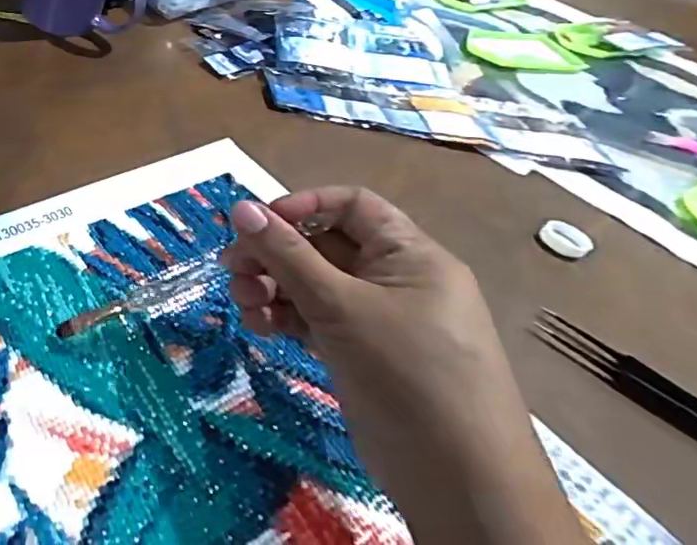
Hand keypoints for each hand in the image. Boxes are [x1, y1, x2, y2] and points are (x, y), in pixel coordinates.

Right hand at [224, 189, 586, 544]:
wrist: (464, 491)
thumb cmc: (409, 378)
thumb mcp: (340, 307)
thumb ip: (286, 254)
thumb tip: (240, 206)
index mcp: (411, 257)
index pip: (351, 206)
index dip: (303, 206)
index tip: (259, 225)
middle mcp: (396, 281)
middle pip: (323, 245)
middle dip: (274, 253)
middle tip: (232, 267)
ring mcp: (379, 320)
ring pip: (314, 283)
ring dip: (272, 286)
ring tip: (242, 302)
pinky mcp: (363, 354)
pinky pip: (316, 318)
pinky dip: (285, 317)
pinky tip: (259, 326)